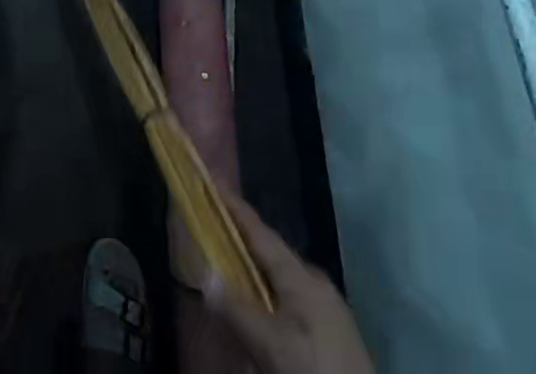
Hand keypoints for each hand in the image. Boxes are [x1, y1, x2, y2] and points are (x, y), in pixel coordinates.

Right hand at [204, 194, 374, 373]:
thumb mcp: (270, 344)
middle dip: (240, 236)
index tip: (212, 181)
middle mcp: (315, 282)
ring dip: (252, 266)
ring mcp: (326, 307)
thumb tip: (205, 274)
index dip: (234, 207)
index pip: (260, 232)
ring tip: (225, 260)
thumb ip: (236, 309)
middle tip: (210, 223)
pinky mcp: (330, 330)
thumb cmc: (315, 370)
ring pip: (279, 275)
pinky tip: (255, 305)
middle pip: (270, 251)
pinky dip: (265, 290)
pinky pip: (288, 296)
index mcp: (301, 276)